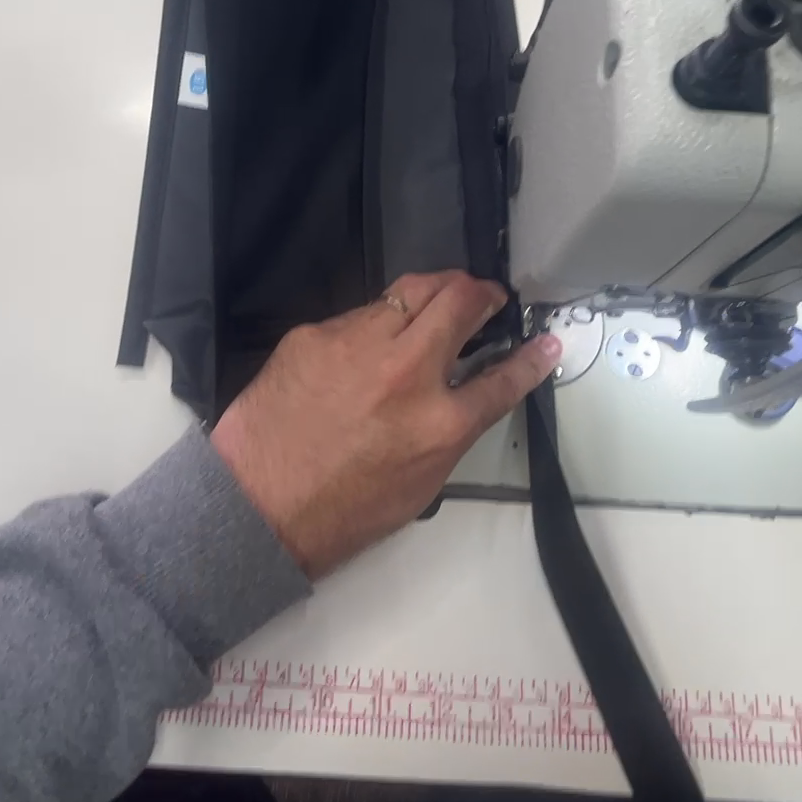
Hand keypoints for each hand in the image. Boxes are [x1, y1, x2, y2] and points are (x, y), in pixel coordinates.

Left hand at [210, 271, 561, 578]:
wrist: (258, 504)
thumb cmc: (343, 511)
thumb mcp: (420, 483)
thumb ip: (450, 430)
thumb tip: (464, 394)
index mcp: (440, 423)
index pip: (504, 378)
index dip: (531, 358)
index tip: (543, 342)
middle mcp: (406, 371)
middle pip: (460, 301)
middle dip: (482, 292)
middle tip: (485, 298)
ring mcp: (357, 344)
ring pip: (411, 290)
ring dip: (433, 294)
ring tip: (437, 302)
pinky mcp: (315, 333)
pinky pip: (360, 314)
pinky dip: (376, 323)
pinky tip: (366, 345)